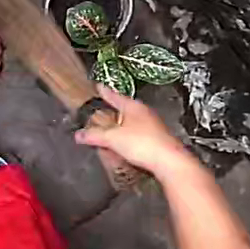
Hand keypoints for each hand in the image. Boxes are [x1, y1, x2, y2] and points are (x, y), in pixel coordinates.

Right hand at [73, 86, 201, 181]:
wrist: (169, 162)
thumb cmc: (143, 144)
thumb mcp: (112, 139)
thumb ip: (94, 135)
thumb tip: (79, 134)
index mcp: (133, 107)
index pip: (114, 95)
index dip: (105, 92)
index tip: (99, 86)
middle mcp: (144, 113)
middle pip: (124, 109)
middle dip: (112, 112)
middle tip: (100, 113)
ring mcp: (152, 126)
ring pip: (132, 122)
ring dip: (121, 127)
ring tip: (110, 133)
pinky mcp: (157, 139)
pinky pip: (138, 135)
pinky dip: (129, 138)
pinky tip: (124, 147)